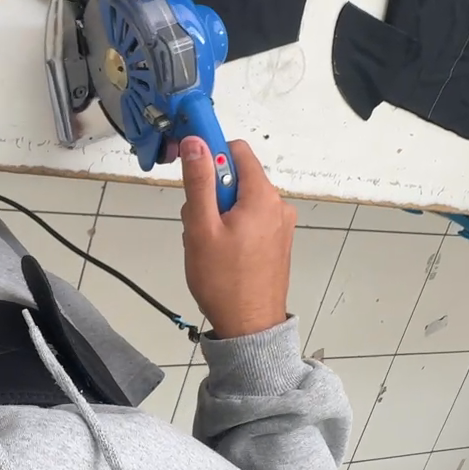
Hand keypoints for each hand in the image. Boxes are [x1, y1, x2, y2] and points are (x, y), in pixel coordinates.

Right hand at [180, 136, 296, 338]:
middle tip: (196, 224)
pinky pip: (248, 219)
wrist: (249, 328)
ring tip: (206, 244)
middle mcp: (278, 205)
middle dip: (209, 192)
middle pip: (235, 177)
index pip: (236, 149)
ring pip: (238, 200)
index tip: (187, 169)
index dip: (209, 152)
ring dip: (217, 213)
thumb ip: (198, 181)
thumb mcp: (201, 227)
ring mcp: (280, 225)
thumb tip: (195, 141)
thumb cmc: (223, 279)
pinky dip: (230, 227)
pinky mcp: (277, 242)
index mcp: (262, 196)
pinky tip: (219, 253)